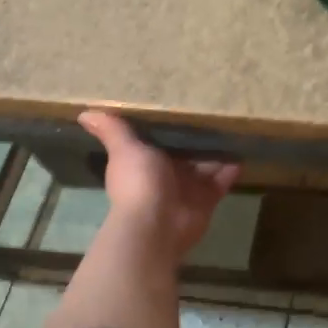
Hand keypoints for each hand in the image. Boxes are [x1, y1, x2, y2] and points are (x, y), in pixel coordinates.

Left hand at [78, 110, 241, 260]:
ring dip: (218, 149)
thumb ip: (114, 131)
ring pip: (207, 163)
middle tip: (218, 108)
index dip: (171, 124)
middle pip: (187, 151)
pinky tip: (242, 149)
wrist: (155, 226)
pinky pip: (223, 179)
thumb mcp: (125, 150)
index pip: (161, 138)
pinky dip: (232, 168)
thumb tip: (85, 112)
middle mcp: (168, 173)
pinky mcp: (208, 198)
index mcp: (147, 161)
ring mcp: (189, 187)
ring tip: (236, 123)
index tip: (184, 101)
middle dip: (199, 136)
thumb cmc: (138, 183)